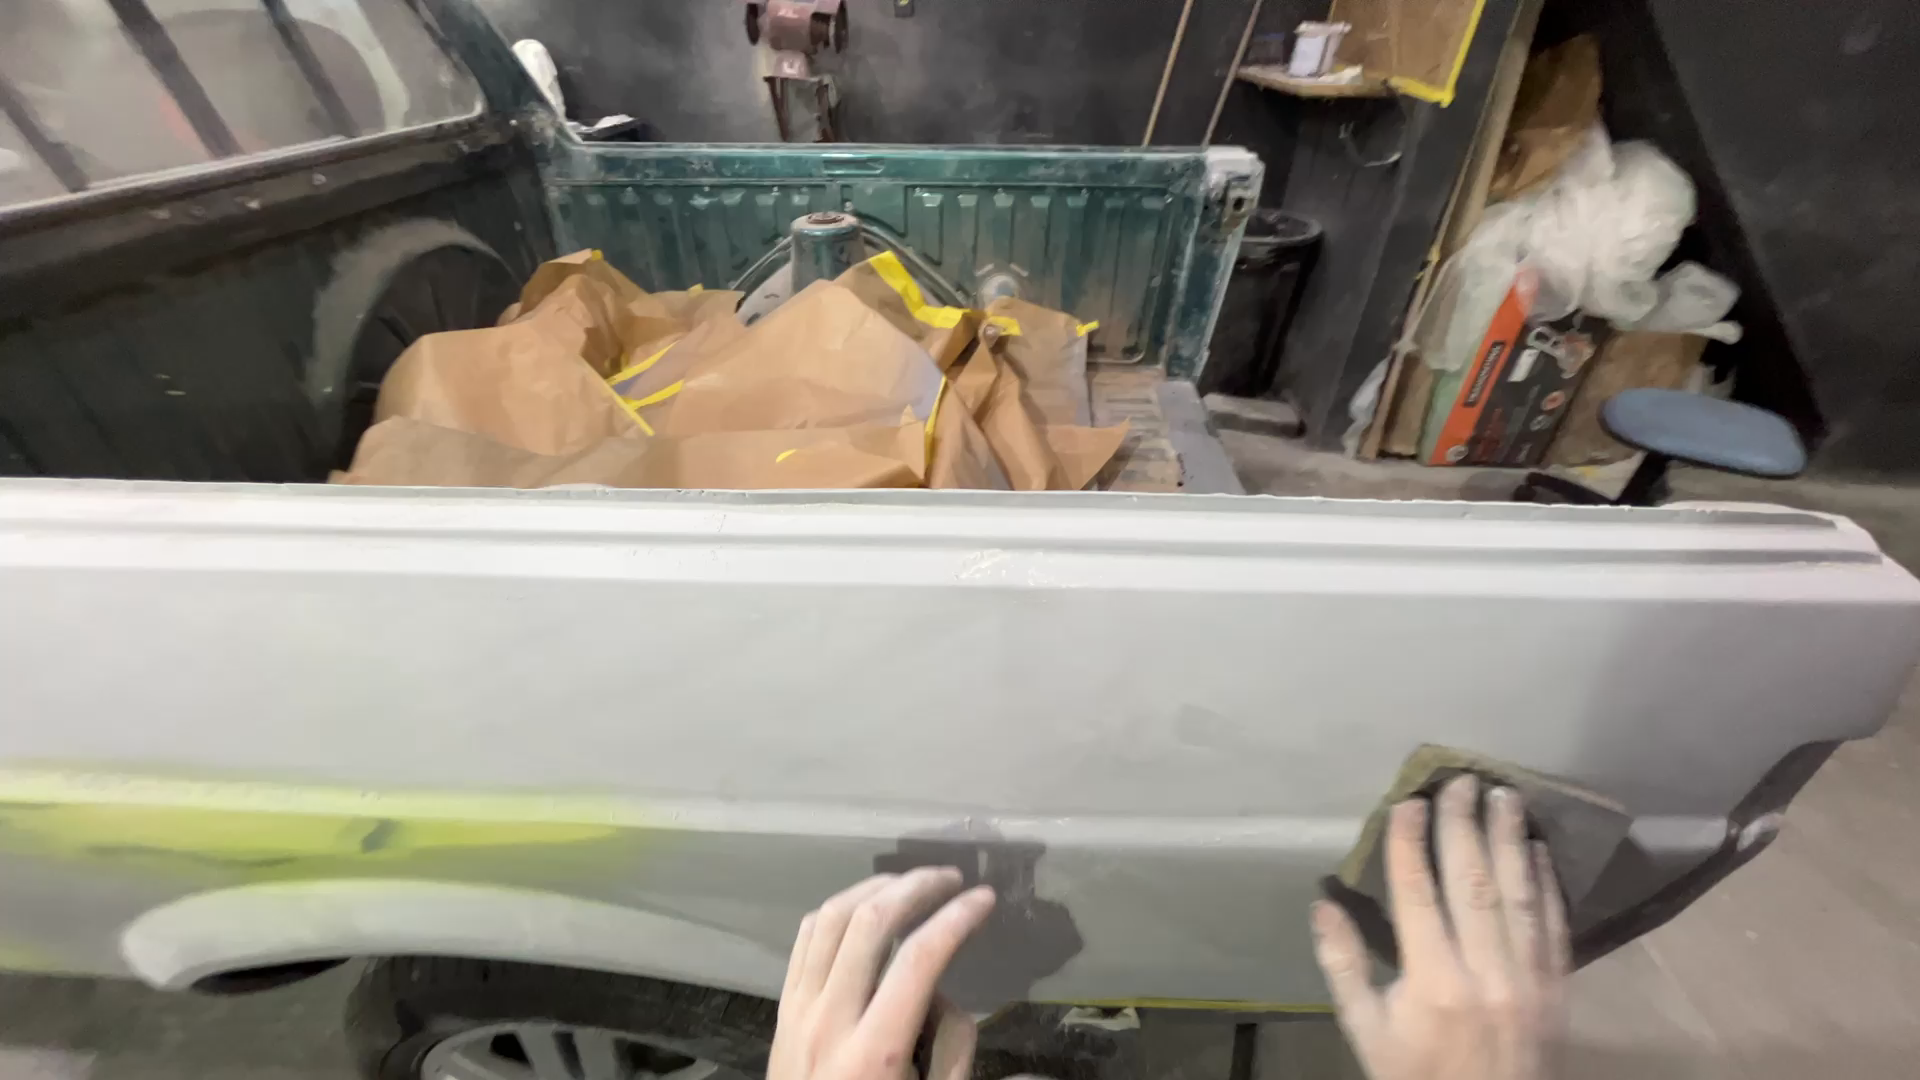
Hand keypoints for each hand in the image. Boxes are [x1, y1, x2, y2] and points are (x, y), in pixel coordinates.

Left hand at [771, 868, 996, 1079]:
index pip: (919, 959)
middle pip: (872, 922)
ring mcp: (798, 1010)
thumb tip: (941, 989)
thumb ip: (950, 1046)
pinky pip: (806, 936)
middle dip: (918, 887)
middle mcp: (830, 1020)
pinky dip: (839, 907)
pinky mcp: (781, 1008)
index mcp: (873, 1055)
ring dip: (876, 887)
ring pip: (832, 916)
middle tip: (951, 878)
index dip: (957, 918)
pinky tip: (865, 906)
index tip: (985, 898)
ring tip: (911, 883)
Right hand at [1312, 775, 1569, 1079]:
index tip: (1407, 802)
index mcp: (1434, 981)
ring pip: (1519, 896)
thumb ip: (1342, 965)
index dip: (1409, 842)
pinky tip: (1537, 849)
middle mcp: (1488, 973)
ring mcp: (1531, 982)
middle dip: (1464, 825)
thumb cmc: (1416, 1075)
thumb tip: (1322, 904)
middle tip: (1459, 781)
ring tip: (1505, 796)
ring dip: (1510, 841)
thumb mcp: (1364, 1029)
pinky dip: (1546, 883)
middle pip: (1472, 882)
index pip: (1418, 893)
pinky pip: (1554, 927)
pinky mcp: (1559, 993)